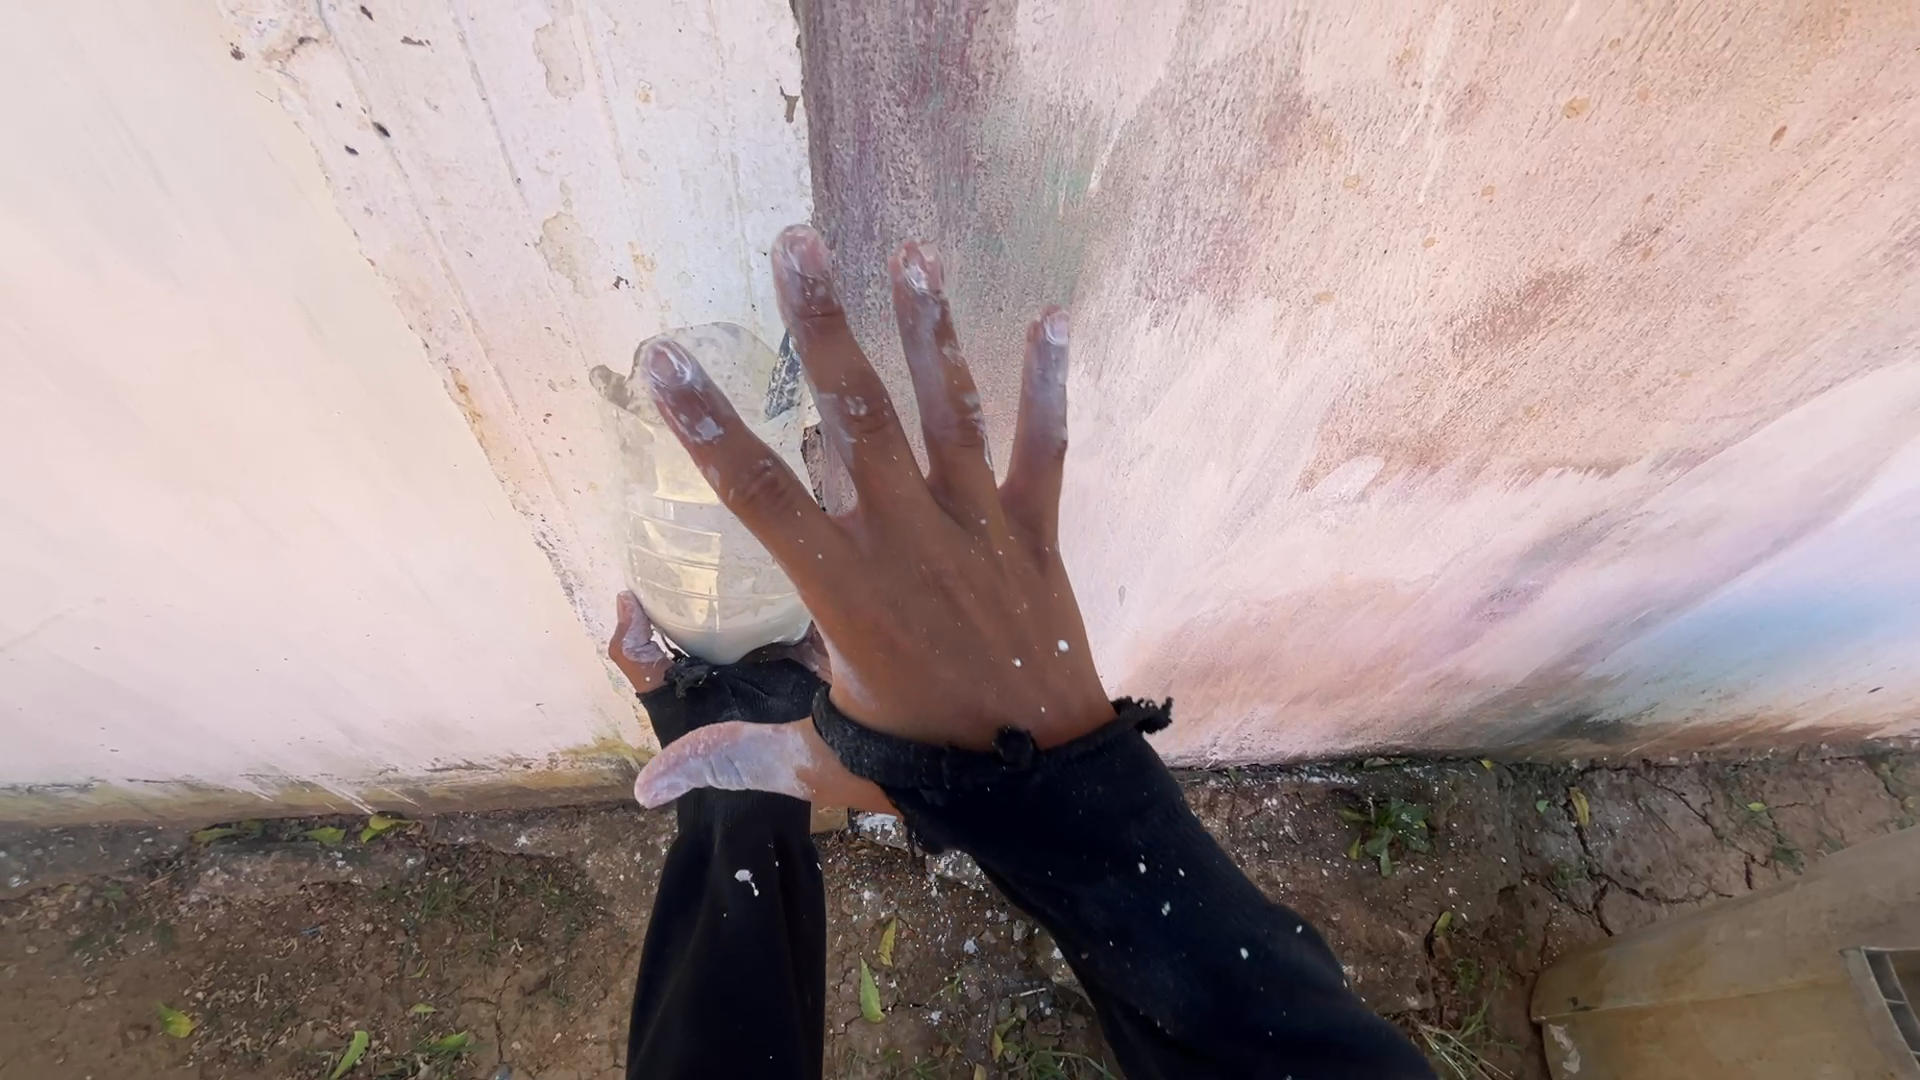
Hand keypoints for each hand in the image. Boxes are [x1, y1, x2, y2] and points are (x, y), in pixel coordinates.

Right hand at [629, 225, 1109, 803]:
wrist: (1039, 776)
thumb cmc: (923, 760)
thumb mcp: (823, 761)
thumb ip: (736, 755)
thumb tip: (644, 788)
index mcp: (845, 589)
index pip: (759, 493)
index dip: (706, 423)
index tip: (663, 353)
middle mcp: (909, 538)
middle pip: (858, 417)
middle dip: (821, 327)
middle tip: (796, 242)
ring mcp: (978, 527)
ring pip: (950, 413)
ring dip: (927, 330)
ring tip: (909, 251)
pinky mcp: (1035, 531)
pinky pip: (1045, 447)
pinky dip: (1047, 384)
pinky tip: (1051, 315)